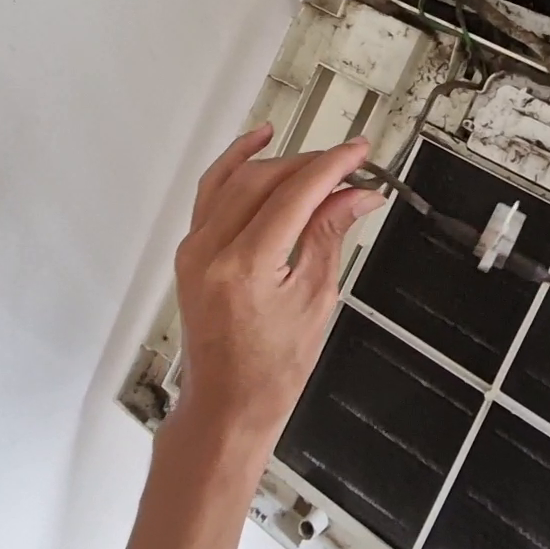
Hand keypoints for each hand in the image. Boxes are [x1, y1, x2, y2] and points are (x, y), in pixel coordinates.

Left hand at [171, 124, 384, 444]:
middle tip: (349, 167)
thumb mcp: (316, 299)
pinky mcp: (191, 249)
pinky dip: (236, 162)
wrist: (227, 406)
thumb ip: (330, 234)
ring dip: (281, 162)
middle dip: (311, 164)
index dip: (332, 166)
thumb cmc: (270, 370)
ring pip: (237, 178)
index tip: (358, 152)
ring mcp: (194, 248)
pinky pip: (212, 190)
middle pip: (265, 179)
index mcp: (246, 267)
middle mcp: (211, 251)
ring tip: (317, 159)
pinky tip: (258, 142)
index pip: (295, 194)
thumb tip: (356, 195)